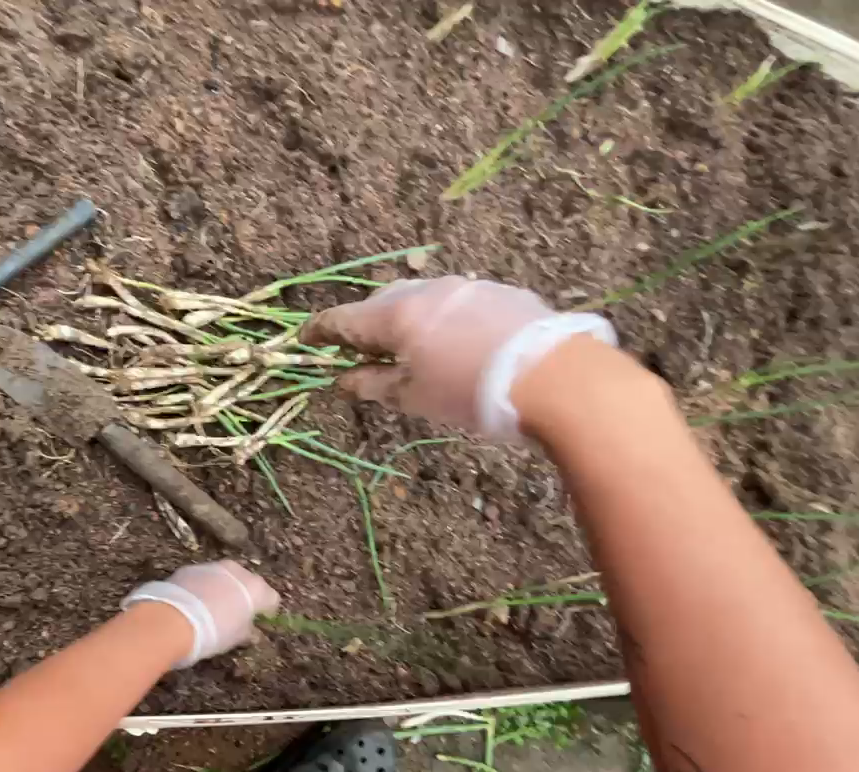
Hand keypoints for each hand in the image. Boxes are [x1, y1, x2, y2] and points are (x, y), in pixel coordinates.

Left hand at [121, 560, 279, 668]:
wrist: (172, 620)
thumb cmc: (213, 633)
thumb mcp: (236, 637)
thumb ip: (246, 630)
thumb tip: (249, 630)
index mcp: (256, 588)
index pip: (271, 598)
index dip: (266, 611)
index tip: (259, 621)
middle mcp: (236, 571)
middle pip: (247, 582)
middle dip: (243, 595)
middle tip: (235, 613)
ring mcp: (211, 567)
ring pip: (223, 577)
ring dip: (222, 589)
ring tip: (211, 608)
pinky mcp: (189, 568)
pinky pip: (202, 578)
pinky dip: (202, 587)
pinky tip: (193, 602)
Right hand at [298, 276, 616, 439]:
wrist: (554, 377)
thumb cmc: (470, 393)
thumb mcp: (411, 397)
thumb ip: (371, 384)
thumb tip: (343, 380)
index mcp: (397, 316)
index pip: (344, 319)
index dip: (319, 330)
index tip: (304, 338)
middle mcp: (427, 292)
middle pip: (380, 302)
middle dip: (363, 324)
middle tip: (357, 351)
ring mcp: (465, 287)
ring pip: (418, 299)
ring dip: (402, 320)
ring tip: (405, 349)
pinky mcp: (497, 293)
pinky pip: (451, 302)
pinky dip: (435, 319)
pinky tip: (447, 344)